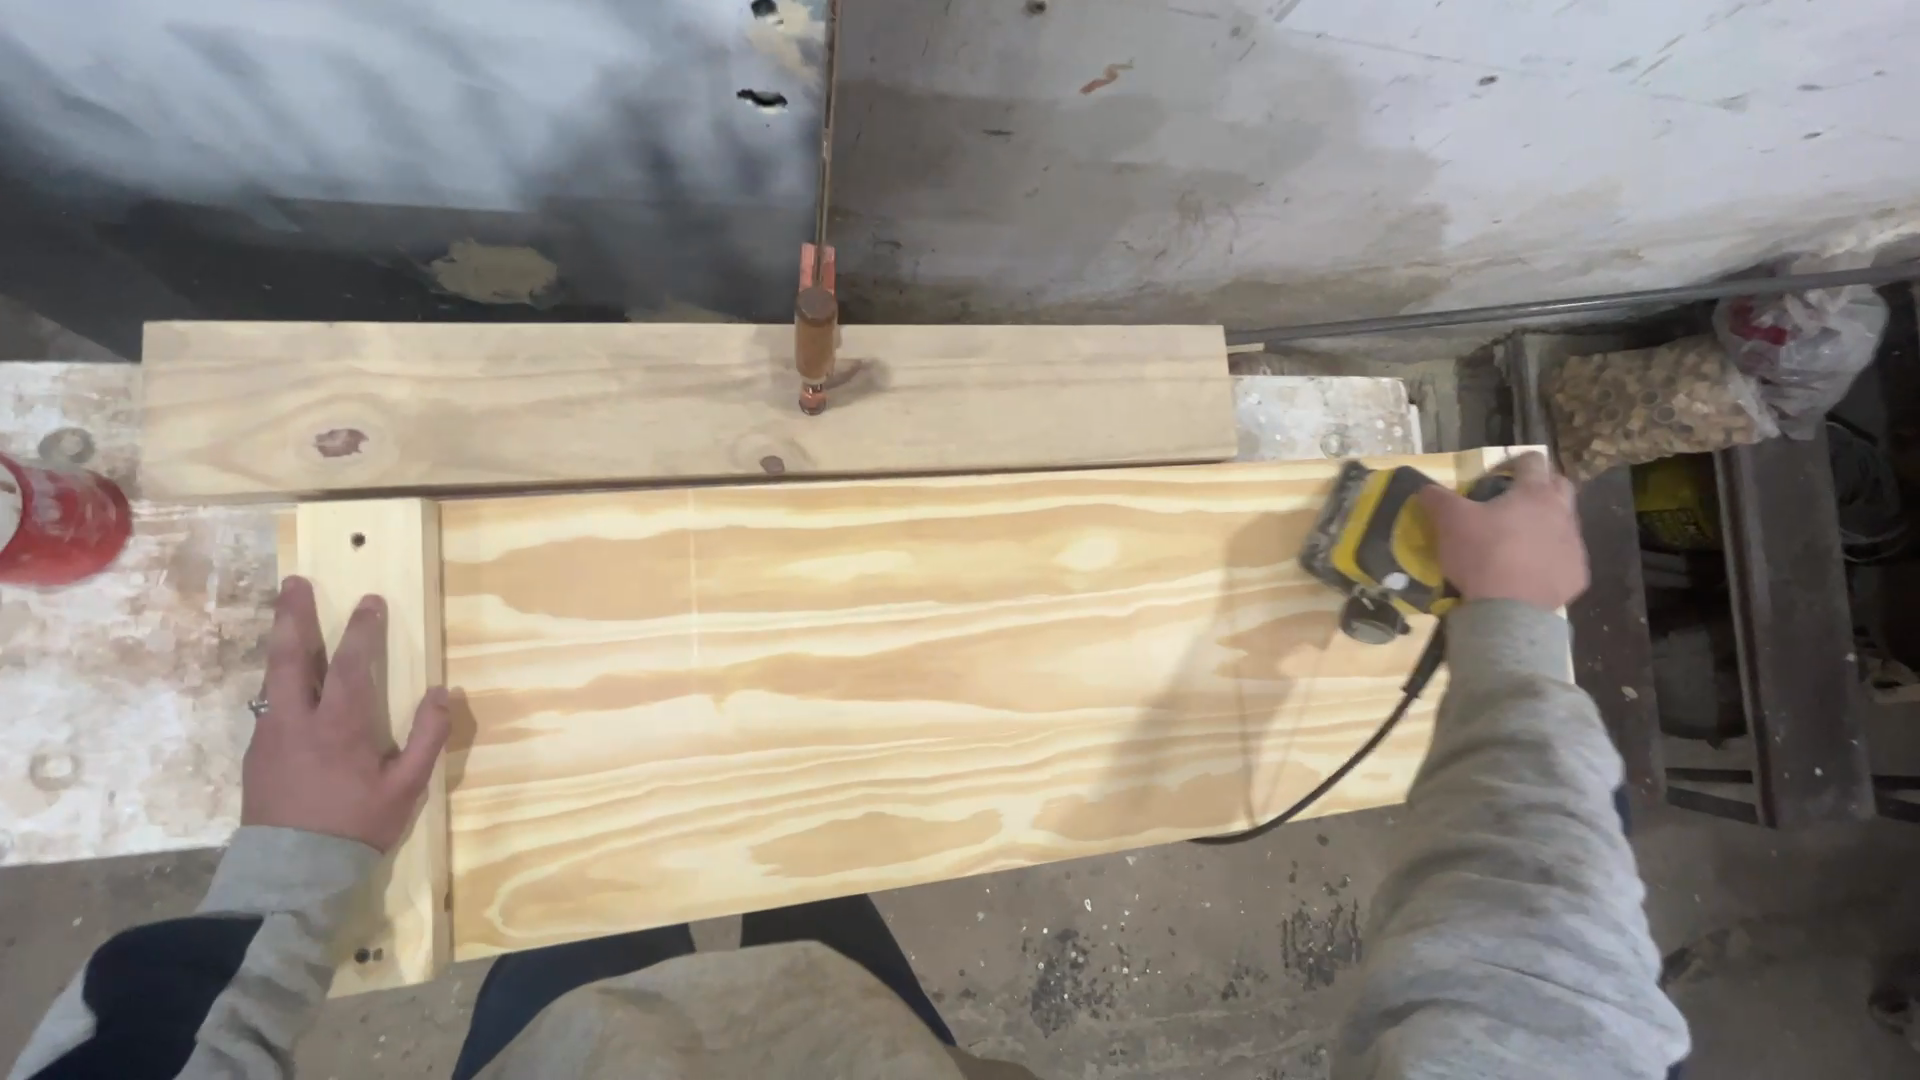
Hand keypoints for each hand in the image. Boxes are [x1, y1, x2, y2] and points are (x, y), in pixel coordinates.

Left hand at [242, 576, 451, 852]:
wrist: (291, 873)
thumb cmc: (358, 824)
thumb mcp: (409, 785)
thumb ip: (430, 736)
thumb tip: (443, 692)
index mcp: (339, 727)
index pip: (350, 665)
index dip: (362, 630)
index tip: (370, 600)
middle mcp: (296, 723)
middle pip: (289, 658)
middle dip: (292, 617)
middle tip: (294, 582)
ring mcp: (270, 737)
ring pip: (272, 678)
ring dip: (281, 641)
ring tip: (286, 615)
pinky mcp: (257, 754)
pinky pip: (270, 702)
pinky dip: (281, 676)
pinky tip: (290, 674)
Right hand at [1417, 452, 1588, 611]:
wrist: (1508, 608)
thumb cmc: (1481, 553)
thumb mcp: (1448, 520)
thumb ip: (1437, 498)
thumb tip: (1426, 487)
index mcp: (1534, 493)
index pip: (1532, 461)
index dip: (1512, 462)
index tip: (1493, 474)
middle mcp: (1562, 513)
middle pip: (1559, 486)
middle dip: (1539, 487)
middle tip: (1510, 501)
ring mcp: (1574, 545)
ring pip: (1563, 523)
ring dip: (1543, 523)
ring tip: (1514, 540)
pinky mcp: (1576, 574)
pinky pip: (1563, 558)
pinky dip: (1546, 558)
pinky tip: (1525, 570)